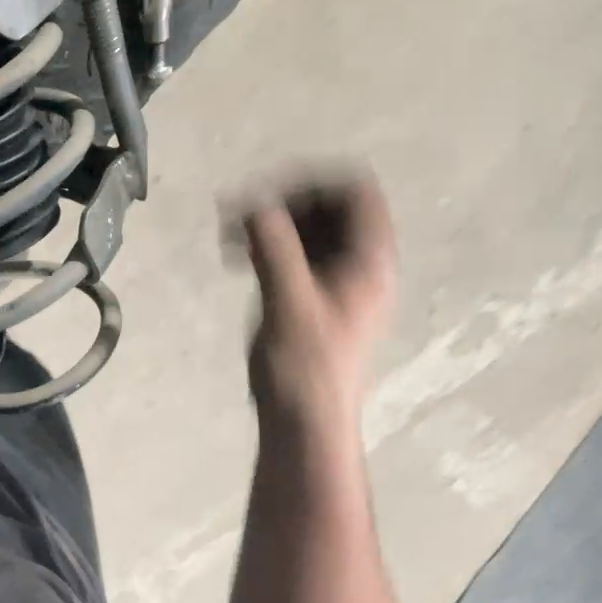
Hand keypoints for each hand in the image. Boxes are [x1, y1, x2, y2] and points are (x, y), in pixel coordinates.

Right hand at [242, 174, 396, 422]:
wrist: (305, 419)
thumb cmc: (305, 367)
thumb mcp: (289, 303)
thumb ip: (276, 251)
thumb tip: (255, 207)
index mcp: (369, 262)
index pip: (357, 194)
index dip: (314, 183)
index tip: (266, 195)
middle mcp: (359, 266)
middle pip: (331, 208)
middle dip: (284, 204)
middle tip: (239, 218)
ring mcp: (337, 283)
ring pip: (310, 232)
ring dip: (272, 225)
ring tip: (231, 239)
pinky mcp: (312, 299)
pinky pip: (295, 255)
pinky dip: (268, 248)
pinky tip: (239, 261)